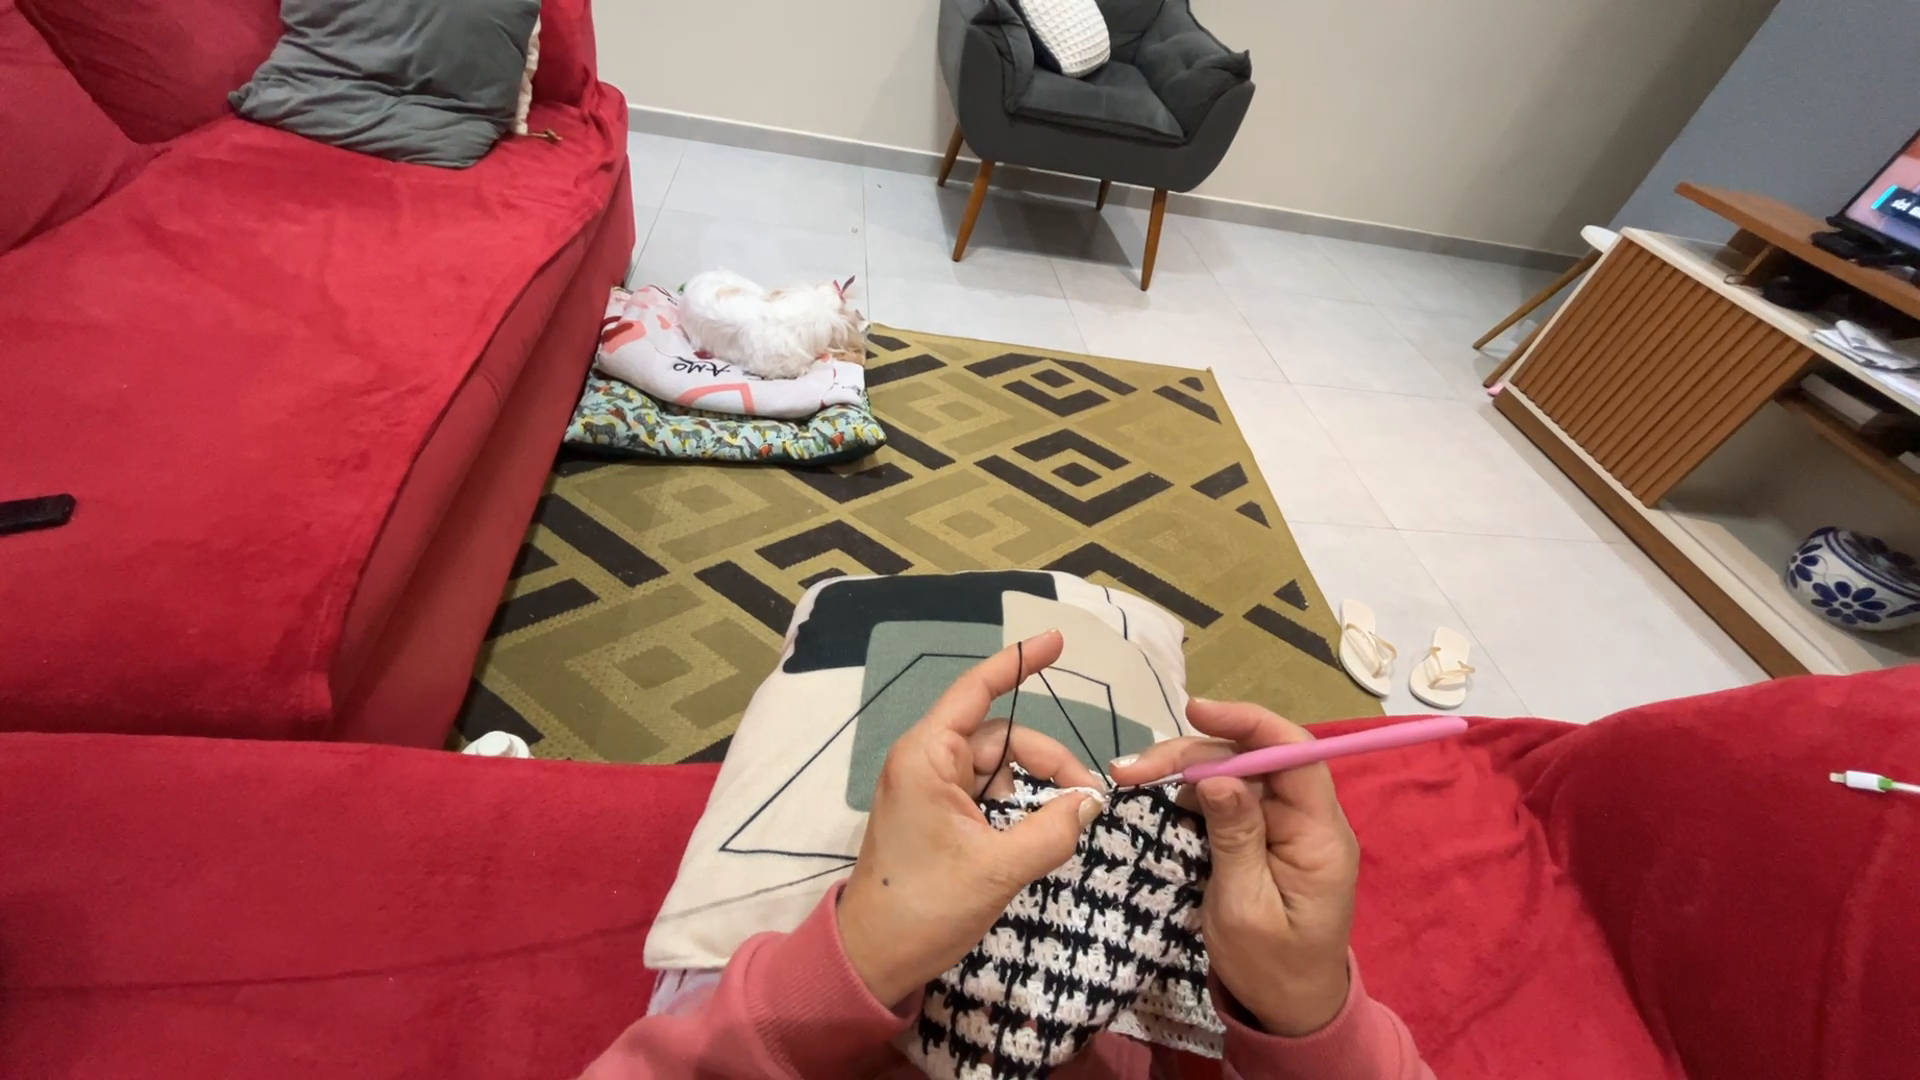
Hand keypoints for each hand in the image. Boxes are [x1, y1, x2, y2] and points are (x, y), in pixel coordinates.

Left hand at [837, 630, 1105, 1005]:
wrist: (872, 958)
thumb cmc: (924, 907)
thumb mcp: (997, 870)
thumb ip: (1051, 831)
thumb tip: (1090, 803)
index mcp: (928, 755)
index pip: (977, 690)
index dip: (1018, 662)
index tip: (1056, 641)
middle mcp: (927, 758)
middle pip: (1001, 737)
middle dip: (1048, 762)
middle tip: (1090, 801)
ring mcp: (930, 784)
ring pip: (998, 766)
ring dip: (1035, 786)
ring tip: (1065, 823)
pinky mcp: (936, 809)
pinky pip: (986, 789)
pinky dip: (1016, 804)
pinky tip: (1036, 832)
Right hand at [1109, 699, 1358, 1035]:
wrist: (1285, 1009)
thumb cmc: (1270, 966)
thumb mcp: (1244, 906)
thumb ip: (1234, 836)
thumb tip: (1216, 774)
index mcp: (1318, 833)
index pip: (1293, 752)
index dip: (1246, 722)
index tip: (1194, 711)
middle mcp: (1304, 815)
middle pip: (1250, 755)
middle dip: (1190, 753)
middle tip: (1132, 769)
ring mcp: (1281, 820)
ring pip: (1231, 768)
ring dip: (1181, 768)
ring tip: (1132, 777)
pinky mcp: (1260, 828)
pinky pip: (1224, 791)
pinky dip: (1186, 788)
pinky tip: (1157, 794)